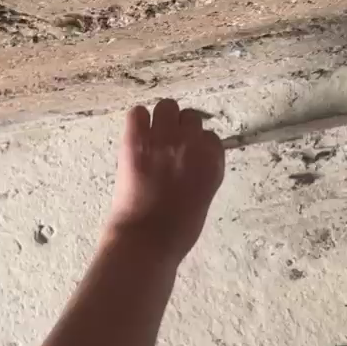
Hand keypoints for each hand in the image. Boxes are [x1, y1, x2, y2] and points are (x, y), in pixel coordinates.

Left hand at [106, 99, 224, 260]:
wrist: (146, 239)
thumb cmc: (178, 229)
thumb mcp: (204, 197)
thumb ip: (203, 171)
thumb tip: (194, 158)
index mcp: (211, 160)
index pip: (210, 136)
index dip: (198, 144)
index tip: (189, 155)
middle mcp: (190, 143)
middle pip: (190, 117)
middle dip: (182, 128)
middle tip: (170, 144)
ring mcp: (162, 138)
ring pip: (167, 106)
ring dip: (162, 118)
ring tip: (153, 135)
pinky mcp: (135, 140)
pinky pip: (137, 113)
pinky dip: (137, 120)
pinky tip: (137, 135)